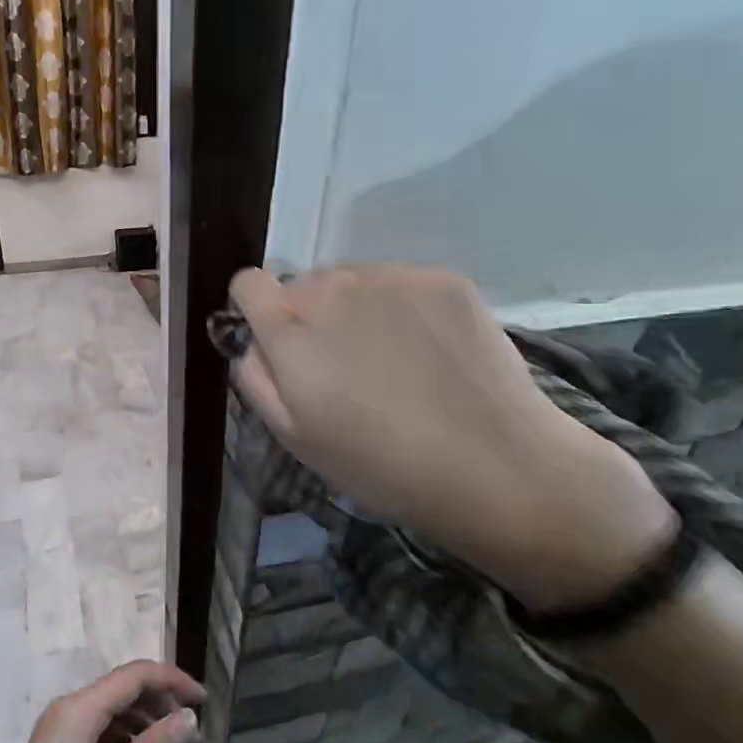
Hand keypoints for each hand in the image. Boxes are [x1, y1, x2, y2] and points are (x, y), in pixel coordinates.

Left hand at [0, 660, 204, 742]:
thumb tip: (189, 716)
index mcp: (76, 711)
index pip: (134, 675)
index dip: (173, 680)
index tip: (206, 702)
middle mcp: (66, 710)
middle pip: (123, 687)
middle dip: (161, 700)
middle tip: (194, 730)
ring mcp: (59, 731)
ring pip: (112, 708)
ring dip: (146, 719)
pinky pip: (100, 729)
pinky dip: (126, 736)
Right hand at [230, 265, 674, 609]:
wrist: (493, 464)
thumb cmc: (380, 465)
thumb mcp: (295, 438)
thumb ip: (256, 378)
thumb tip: (250, 340)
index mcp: (289, 329)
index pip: (248, 283)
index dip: (257, 311)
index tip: (280, 344)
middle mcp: (333, 286)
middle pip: (303, 284)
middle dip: (312, 317)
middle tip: (347, 370)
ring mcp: (390, 277)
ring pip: (353, 280)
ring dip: (358, 310)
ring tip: (394, 363)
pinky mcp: (440, 278)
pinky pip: (401, 282)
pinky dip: (404, 309)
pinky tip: (431, 353)